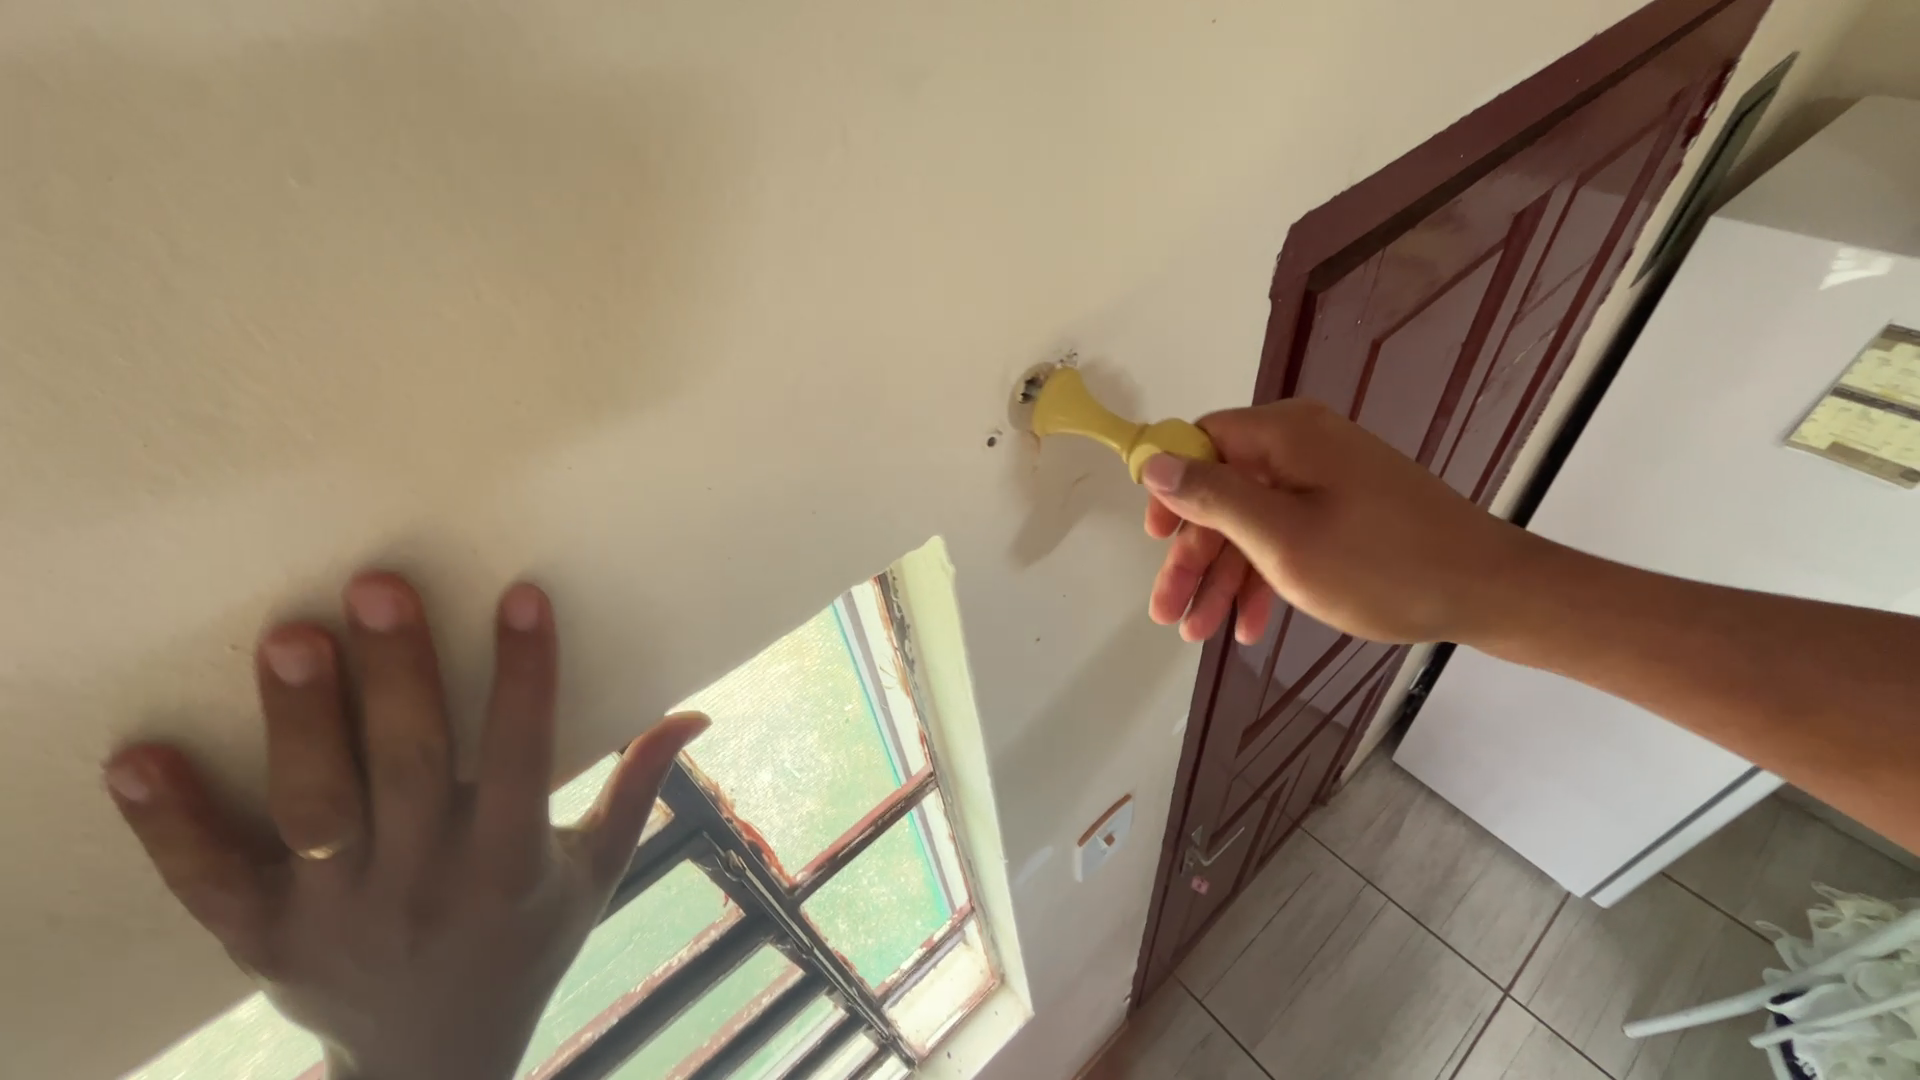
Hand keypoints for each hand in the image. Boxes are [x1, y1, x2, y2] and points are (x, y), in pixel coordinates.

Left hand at [103, 571, 709, 1079]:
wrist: (436, 1060)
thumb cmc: (531, 941)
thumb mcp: (598, 870)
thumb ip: (639, 788)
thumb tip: (695, 714)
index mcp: (512, 868)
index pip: (523, 756)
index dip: (527, 675)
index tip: (523, 597)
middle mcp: (427, 886)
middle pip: (410, 767)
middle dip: (399, 673)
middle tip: (381, 587)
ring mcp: (338, 915)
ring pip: (315, 808)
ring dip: (302, 722)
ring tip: (294, 636)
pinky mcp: (264, 940)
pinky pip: (210, 880)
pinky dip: (172, 823)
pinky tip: (143, 755)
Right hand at [1142, 399, 1540, 645]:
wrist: (1490, 593)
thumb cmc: (1380, 564)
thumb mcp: (1281, 538)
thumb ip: (1213, 498)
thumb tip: (1152, 460)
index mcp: (1285, 435)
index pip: (1202, 443)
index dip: (1171, 490)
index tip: (1154, 540)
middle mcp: (1300, 448)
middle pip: (1222, 495)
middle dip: (1194, 559)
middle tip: (1168, 612)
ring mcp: (1323, 483)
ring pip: (1250, 526)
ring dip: (1222, 580)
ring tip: (1198, 633)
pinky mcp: (1341, 513)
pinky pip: (1285, 537)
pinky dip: (1263, 579)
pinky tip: (1249, 626)